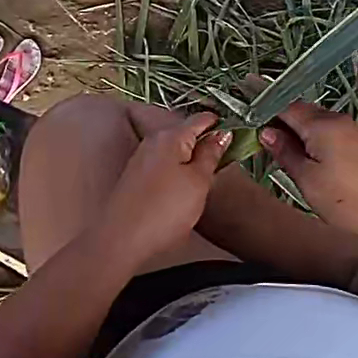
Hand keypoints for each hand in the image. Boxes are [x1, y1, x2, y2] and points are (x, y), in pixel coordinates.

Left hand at [94, 111, 234, 269]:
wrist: (122, 238)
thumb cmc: (165, 209)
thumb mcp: (198, 182)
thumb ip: (210, 155)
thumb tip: (222, 133)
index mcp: (170, 136)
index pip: (199, 120)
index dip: (218, 123)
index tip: (235, 131)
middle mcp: (153, 141)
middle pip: (185, 134)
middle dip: (204, 141)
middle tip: (225, 156)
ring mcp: (141, 158)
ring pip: (173, 150)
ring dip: (190, 157)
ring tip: (207, 174)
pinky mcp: (135, 176)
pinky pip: (162, 164)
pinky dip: (176, 169)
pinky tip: (183, 187)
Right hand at [261, 101, 357, 243]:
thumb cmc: (346, 202)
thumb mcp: (307, 180)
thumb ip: (285, 152)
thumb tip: (266, 131)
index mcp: (322, 125)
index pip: (285, 105)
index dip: (264, 100)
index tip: (244, 89)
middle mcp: (338, 119)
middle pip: (301, 110)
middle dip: (279, 114)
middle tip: (257, 124)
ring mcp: (352, 130)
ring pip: (316, 120)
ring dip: (297, 126)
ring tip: (278, 140)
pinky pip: (329, 129)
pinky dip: (313, 134)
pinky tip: (305, 150)